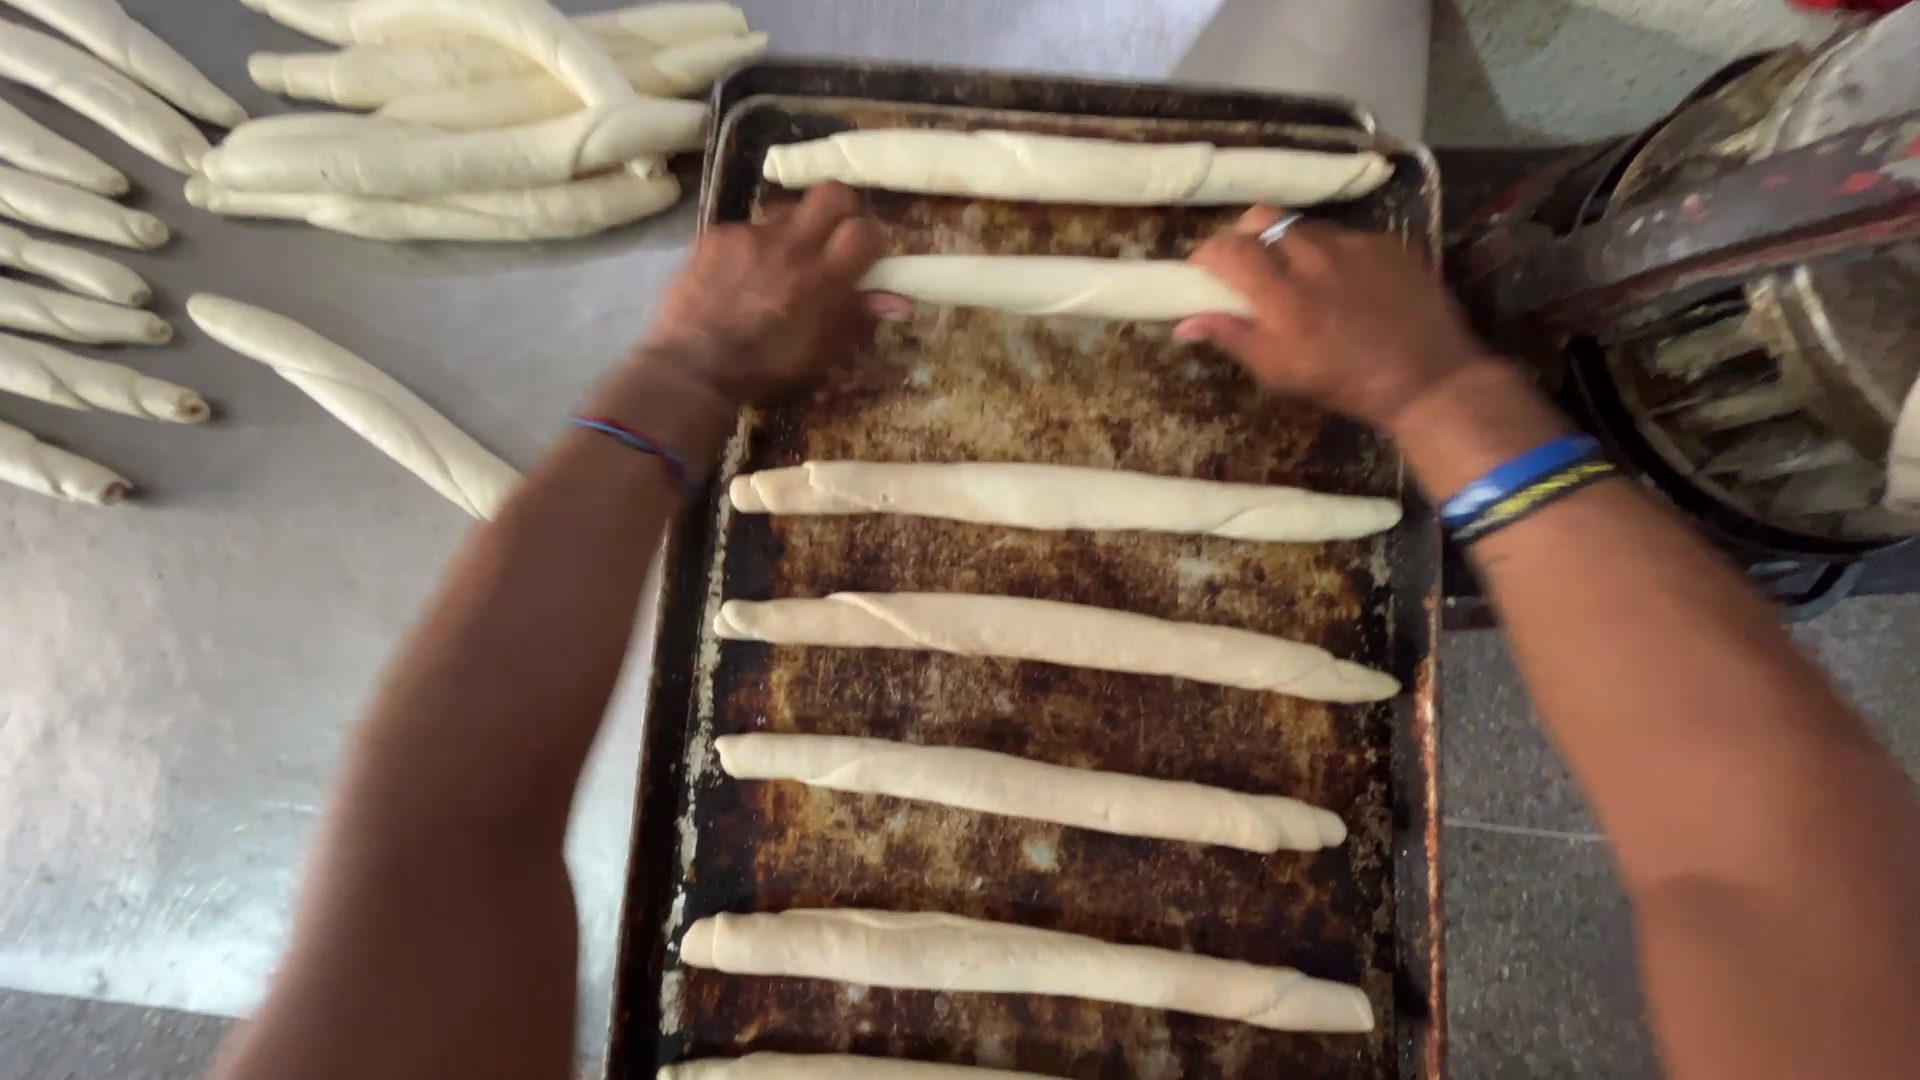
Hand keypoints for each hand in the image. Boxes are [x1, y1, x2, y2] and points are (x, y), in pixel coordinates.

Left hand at [639, 182, 889, 405]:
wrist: (692, 368)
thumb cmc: (764, 372)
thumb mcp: (820, 355)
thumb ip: (857, 319)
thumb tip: (899, 301)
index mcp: (821, 281)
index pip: (865, 232)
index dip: (874, 238)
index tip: (870, 255)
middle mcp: (789, 247)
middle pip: (832, 194)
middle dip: (844, 210)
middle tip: (838, 237)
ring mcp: (749, 237)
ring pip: (788, 212)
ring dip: (796, 233)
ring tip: (783, 267)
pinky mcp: (716, 236)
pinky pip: (748, 230)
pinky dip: (756, 248)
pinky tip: (744, 277)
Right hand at [1176, 205, 1490, 431]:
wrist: (1425, 376)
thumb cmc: (1340, 382)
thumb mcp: (1277, 371)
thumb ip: (1231, 337)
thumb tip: (1185, 322)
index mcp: (1281, 295)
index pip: (1229, 249)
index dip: (1207, 253)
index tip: (1202, 269)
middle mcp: (1314, 258)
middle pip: (1262, 218)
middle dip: (1243, 235)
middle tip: (1244, 263)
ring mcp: (1354, 245)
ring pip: (1302, 225)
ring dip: (1286, 244)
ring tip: (1294, 275)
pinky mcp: (1386, 243)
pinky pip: (1343, 235)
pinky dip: (1328, 253)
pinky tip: (1340, 282)